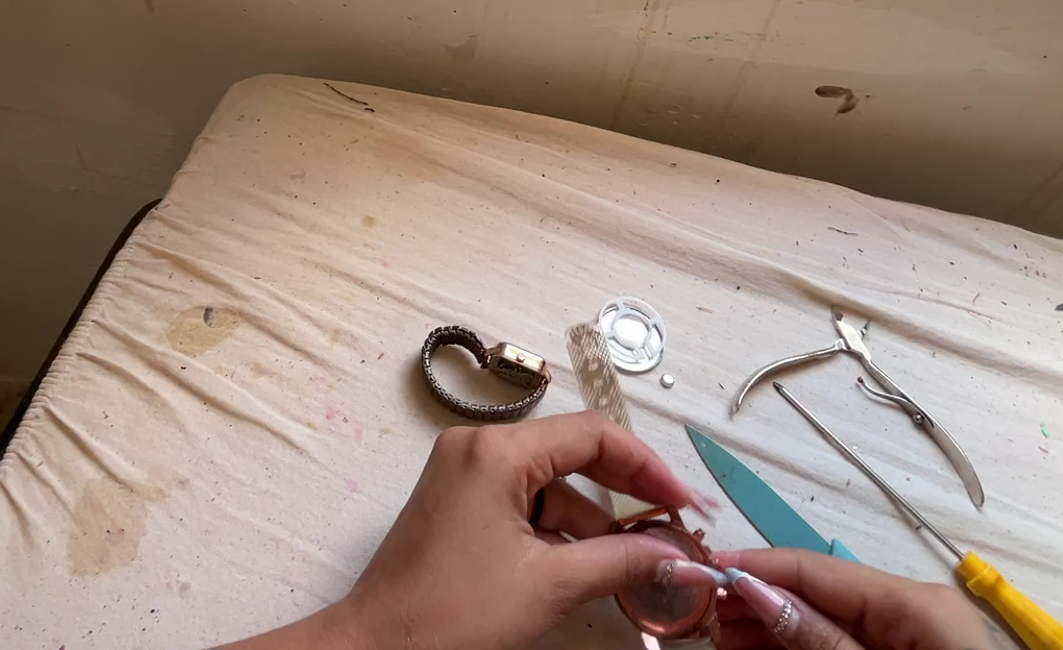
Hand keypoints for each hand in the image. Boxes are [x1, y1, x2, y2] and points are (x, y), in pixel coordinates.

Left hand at [226, 411, 699, 649]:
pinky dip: (556, 527)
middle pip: (568, 451)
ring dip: (589, 518)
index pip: (588, 433)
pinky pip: (522, 498)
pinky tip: (586, 561)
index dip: (644, 464)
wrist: (379, 645)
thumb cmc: (455, 612)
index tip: (682, 501)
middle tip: (669, 524)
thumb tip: (674, 553)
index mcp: (497, 449)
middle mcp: (478, 444)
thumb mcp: (549, 585)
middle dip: (621, 489)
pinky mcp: (460, 495)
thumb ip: (619, 560)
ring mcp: (465, 468)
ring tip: (634, 558)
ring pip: (547, 480)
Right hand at [700, 548, 990, 649]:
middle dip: (759, 601)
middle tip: (706, 612)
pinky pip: (843, 641)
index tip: (704, 565)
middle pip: (817, 591)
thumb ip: (817, 639)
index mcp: (915, 602)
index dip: (756, 565)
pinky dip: (801, 647)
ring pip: (826, 618)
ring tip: (725, 636)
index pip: (815, 566)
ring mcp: (913, 636)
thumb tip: (750, 586)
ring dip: (773, 628)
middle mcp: (914, 607)